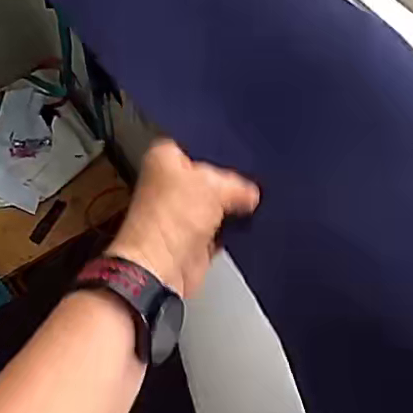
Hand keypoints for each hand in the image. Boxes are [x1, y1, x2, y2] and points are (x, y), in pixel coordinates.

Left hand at [108, 139, 259, 297]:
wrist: (162, 269)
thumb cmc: (167, 222)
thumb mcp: (213, 183)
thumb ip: (236, 183)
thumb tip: (249, 193)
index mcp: (162, 160)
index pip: (194, 142)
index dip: (217, 147)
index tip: (239, 150)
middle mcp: (169, 187)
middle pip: (209, 176)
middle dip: (229, 181)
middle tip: (248, 180)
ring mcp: (181, 216)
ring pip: (217, 206)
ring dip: (233, 208)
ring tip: (249, 203)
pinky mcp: (193, 242)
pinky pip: (221, 232)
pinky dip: (233, 231)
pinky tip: (247, 224)